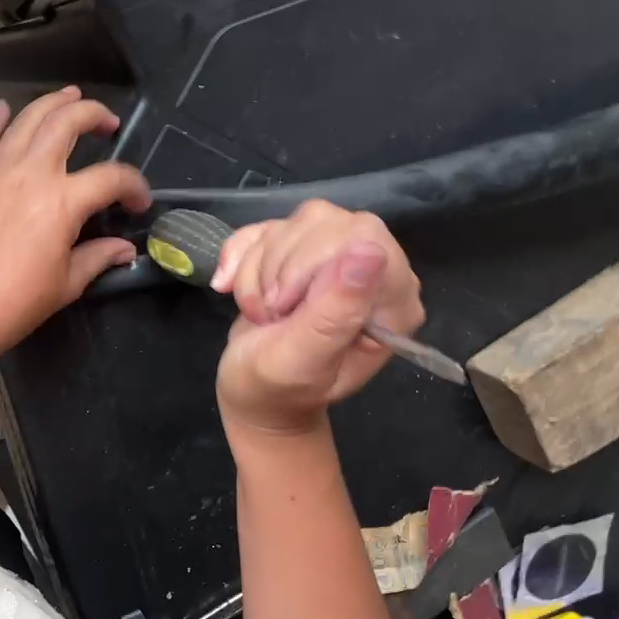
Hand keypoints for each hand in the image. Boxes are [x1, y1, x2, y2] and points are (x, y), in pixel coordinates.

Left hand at [0, 88, 151, 357]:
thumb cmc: (19, 302)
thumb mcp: (68, 283)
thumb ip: (98, 257)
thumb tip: (124, 249)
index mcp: (63, 202)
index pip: (112, 178)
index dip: (135, 186)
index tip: (139, 202)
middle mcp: (31, 175)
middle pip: (67, 123)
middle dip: (93, 113)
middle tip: (106, 122)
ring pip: (25, 121)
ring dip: (50, 103)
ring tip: (68, 96)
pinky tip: (2, 108)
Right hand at [209, 201, 422, 440]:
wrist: (251, 395)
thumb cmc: (277, 389)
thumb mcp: (303, 360)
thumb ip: (335, 311)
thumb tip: (369, 249)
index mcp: (390, 301)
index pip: (363, 236)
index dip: (310, 262)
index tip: (284, 306)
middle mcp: (372, 272)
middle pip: (324, 223)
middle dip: (278, 268)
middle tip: (271, 313)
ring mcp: (334, 258)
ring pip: (290, 225)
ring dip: (256, 268)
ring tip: (259, 312)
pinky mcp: (298, 252)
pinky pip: (264, 229)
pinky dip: (237, 255)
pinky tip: (228, 286)